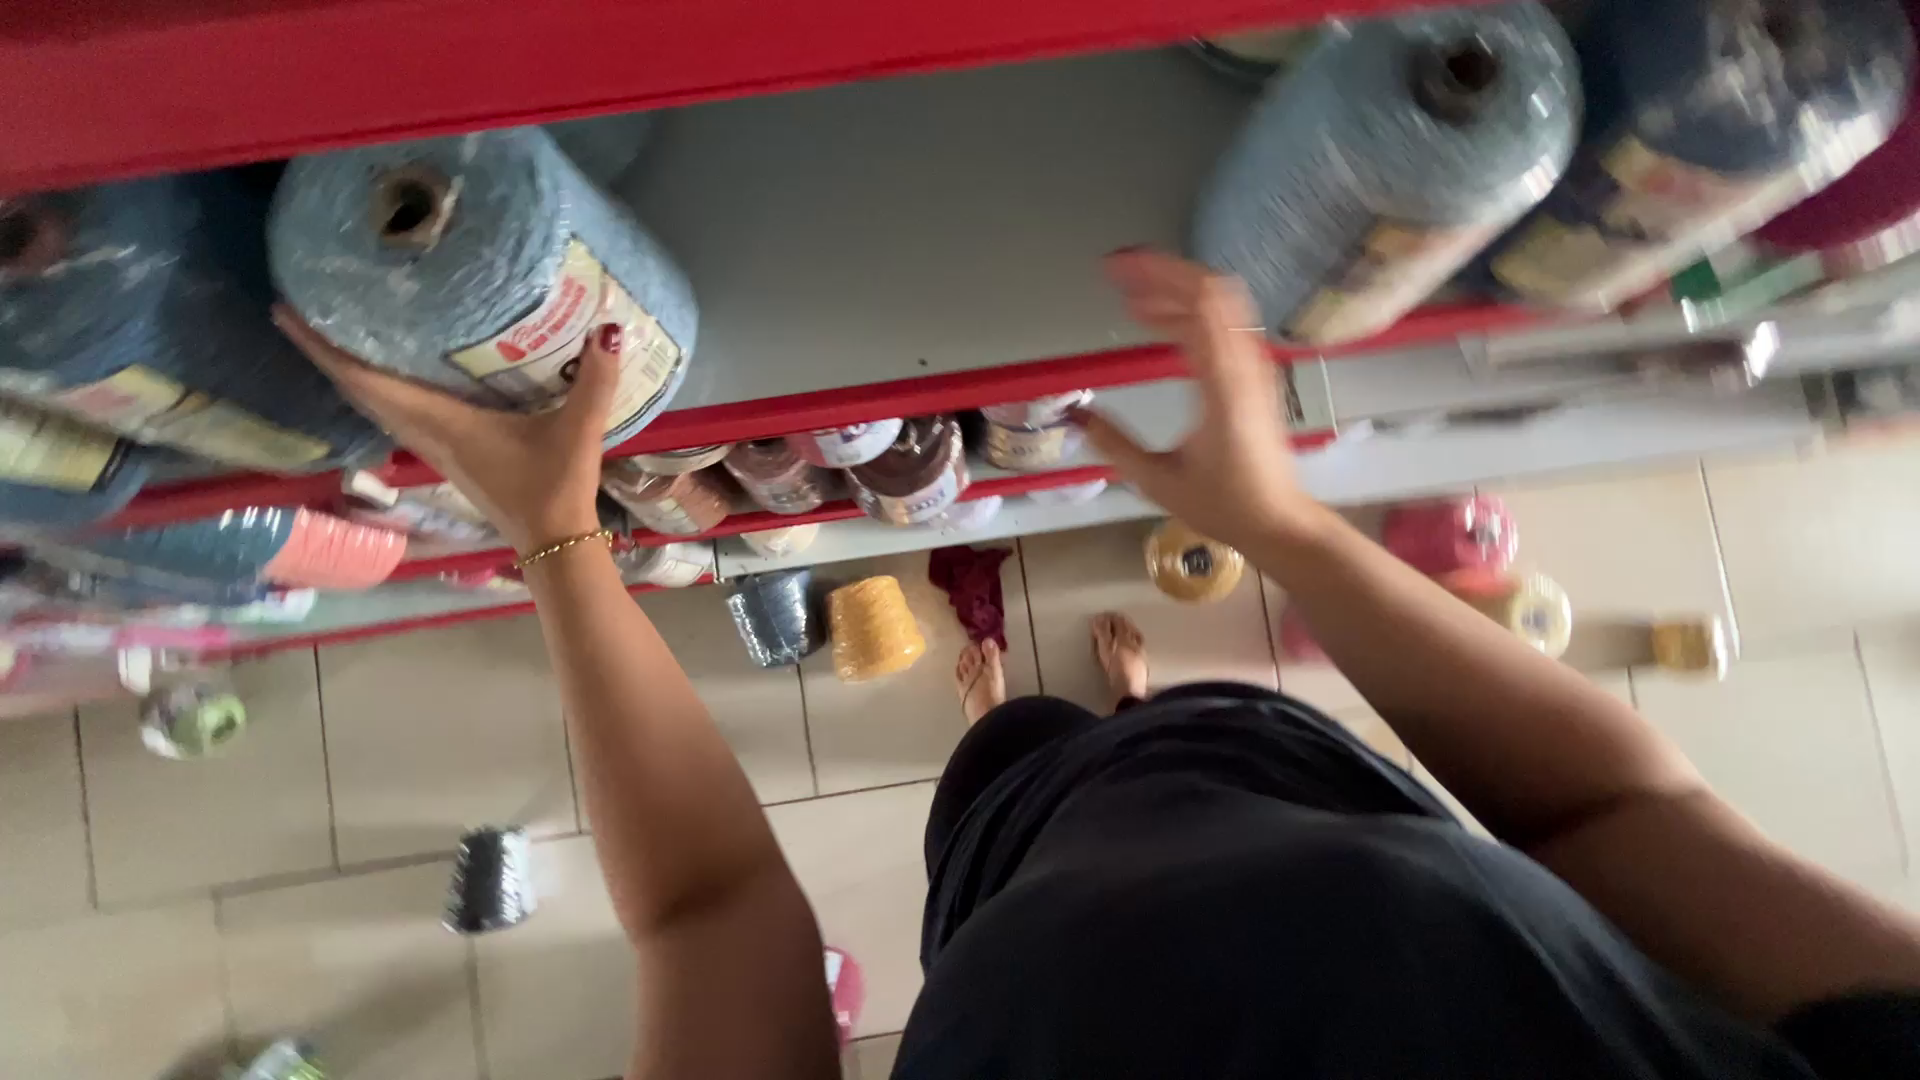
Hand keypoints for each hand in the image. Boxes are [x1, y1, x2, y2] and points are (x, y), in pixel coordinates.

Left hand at [273, 305, 615, 552]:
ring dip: (354, 376)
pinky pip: (402, 418)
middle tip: (304, 310)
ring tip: (341, 338)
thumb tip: (609, 330)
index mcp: (445, 424)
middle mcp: (429, 436)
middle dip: (329, 354)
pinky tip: (398, 381)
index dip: (326, 348)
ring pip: (379, 408)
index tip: (285, 311)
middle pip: (362, 393)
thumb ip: (594, 383)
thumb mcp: (578, 431)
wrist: (553, 540)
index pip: (369, 382)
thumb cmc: (555, 486)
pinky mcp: (453, 459)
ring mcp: (438, 451)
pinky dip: (384, 394)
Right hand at [1073, 251, 1323, 550]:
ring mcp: (1254, 368)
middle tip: (1118, 274)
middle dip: (1163, 274)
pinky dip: (1192, 313)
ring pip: (1221, 305)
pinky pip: (1225, 326)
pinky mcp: (1254, 377)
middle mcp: (1244, 366)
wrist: (1277, 521)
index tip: (1115, 270)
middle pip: (1211, 292)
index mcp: (1222, 385)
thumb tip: (1076, 414)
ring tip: (1134, 301)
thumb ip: (1113, 443)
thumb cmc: (1221, 504)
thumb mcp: (1156, 479)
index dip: (1157, 276)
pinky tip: (1163, 326)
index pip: (1199, 304)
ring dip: (1177, 293)